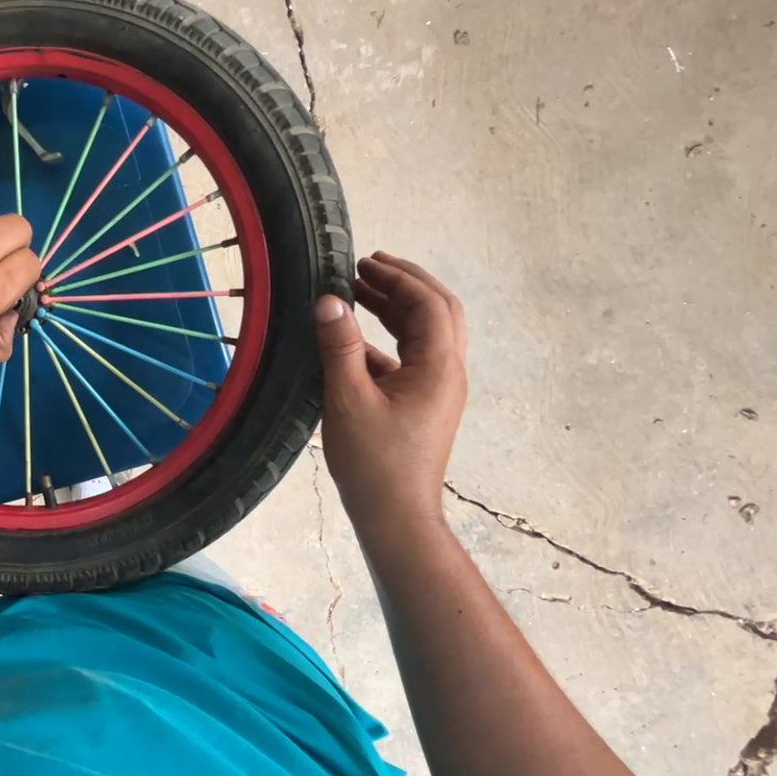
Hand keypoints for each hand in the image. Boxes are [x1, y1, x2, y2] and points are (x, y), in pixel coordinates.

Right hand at [315, 253, 468, 532]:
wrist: (394, 514)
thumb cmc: (374, 460)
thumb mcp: (348, 399)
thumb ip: (340, 347)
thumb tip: (329, 301)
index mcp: (438, 367)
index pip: (428, 305)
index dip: (399, 277)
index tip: (364, 261)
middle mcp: (446, 372)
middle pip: (438, 313)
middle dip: (405, 285)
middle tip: (368, 267)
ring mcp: (436, 390)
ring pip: (425, 335)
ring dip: (395, 310)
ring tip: (358, 294)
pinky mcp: (420, 405)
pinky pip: (409, 359)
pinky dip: (385, 340)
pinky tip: (350, 341)